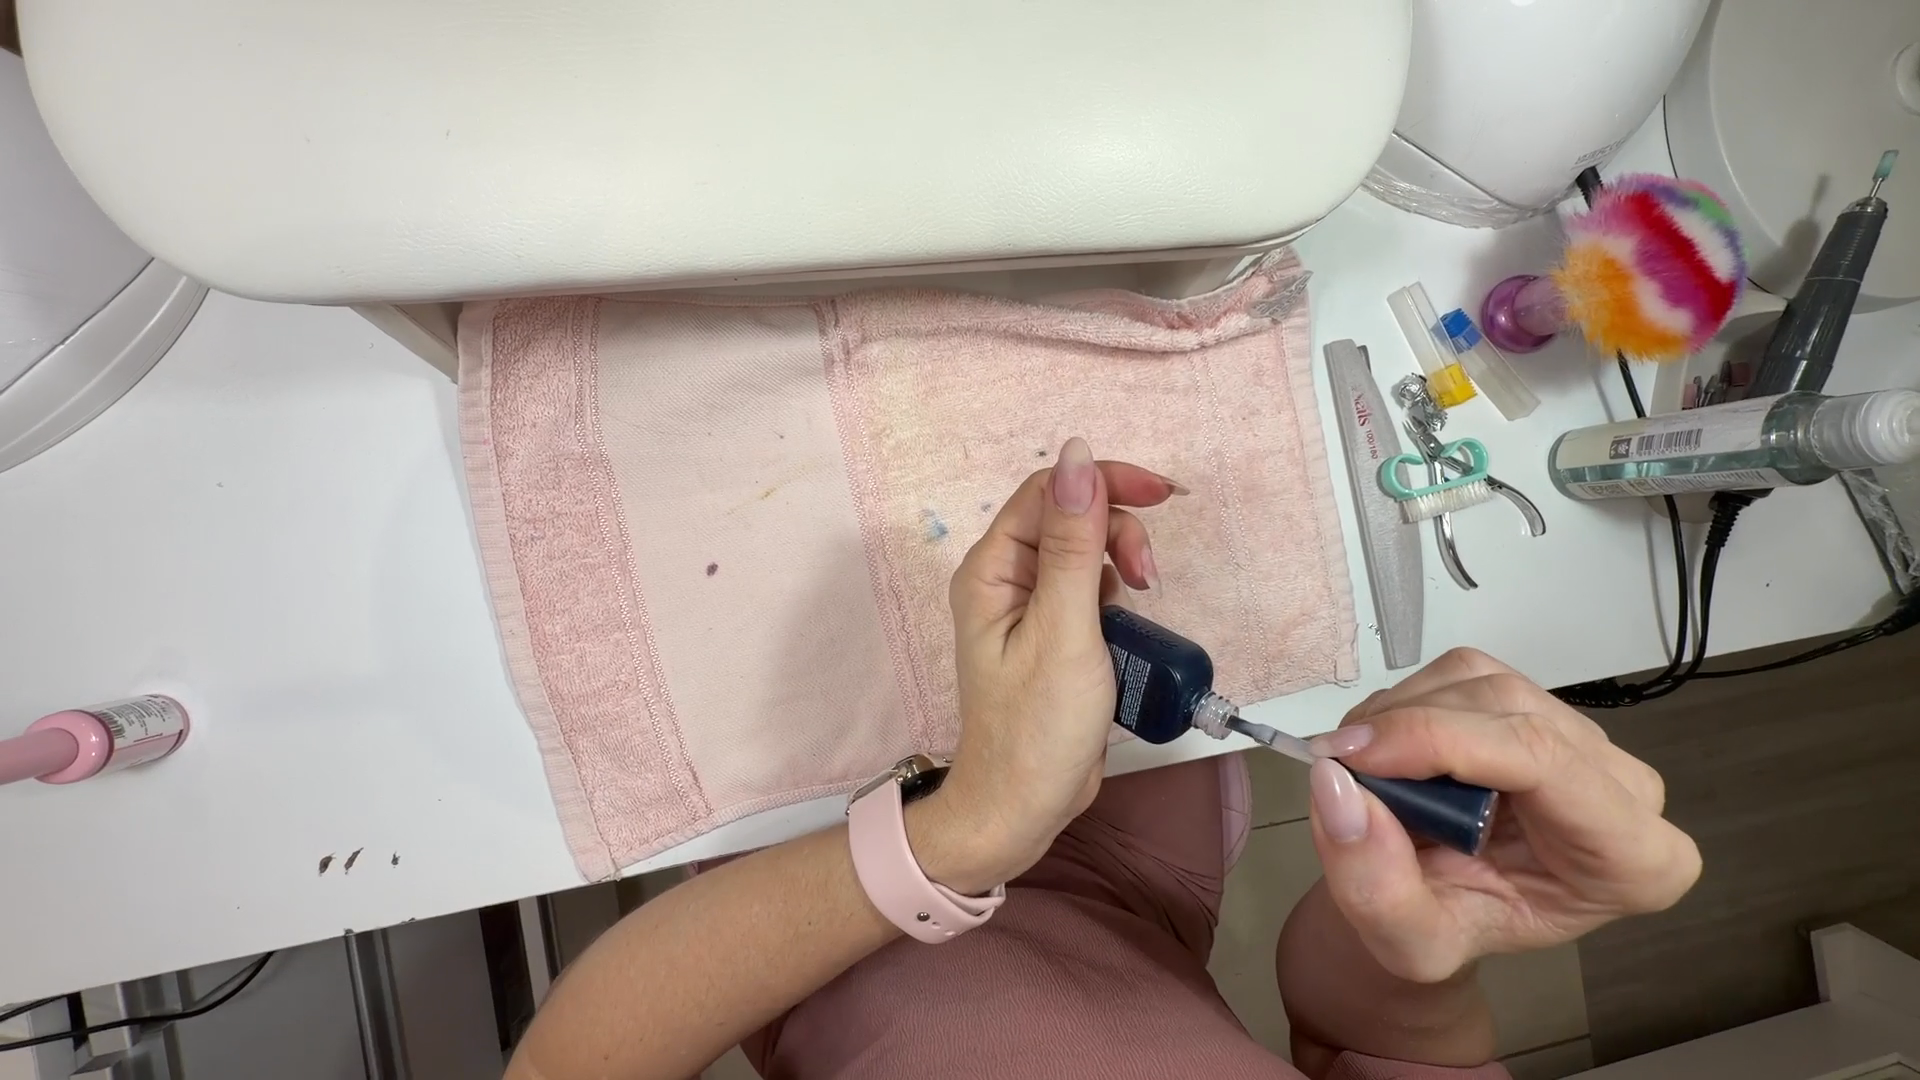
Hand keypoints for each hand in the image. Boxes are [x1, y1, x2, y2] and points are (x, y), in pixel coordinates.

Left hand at [908, 437, 1180, 892]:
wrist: (1023, 805)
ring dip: (1120, 561)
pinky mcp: (1052, 629)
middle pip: (1068, 516)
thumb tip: (1078, 455)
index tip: (1163, 494)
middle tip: (1148, 574)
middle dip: (1117, 529)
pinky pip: (1088, 587)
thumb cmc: (1038, 726)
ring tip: (1140, 601)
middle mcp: (1004, 577)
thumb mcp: (1064, 630)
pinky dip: (1115, 593)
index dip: (1104, 481)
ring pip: (1083, 550)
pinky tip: (1125, 621)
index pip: (1048, 492)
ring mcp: (1028, 604)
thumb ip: (1072, 543)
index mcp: (992, 568)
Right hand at [1303, 648, 1701, 983]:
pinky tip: (1389, 745)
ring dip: (1399, 711)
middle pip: (1507, 708)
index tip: (1348, 757)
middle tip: (1340, 764)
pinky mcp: (1535, 705)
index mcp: (1630, 860)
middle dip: (1406, 726)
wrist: (1438, 902)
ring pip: (1480, 680)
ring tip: (1365, 764)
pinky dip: (1405, 700)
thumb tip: (1335, 782)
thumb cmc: (1439, 926)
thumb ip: (1374, 884)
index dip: (1435, 739)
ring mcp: (1583, 737)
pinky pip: (1462, 672)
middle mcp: (1626, 789)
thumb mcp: (1405, 941)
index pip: (1541, 757)